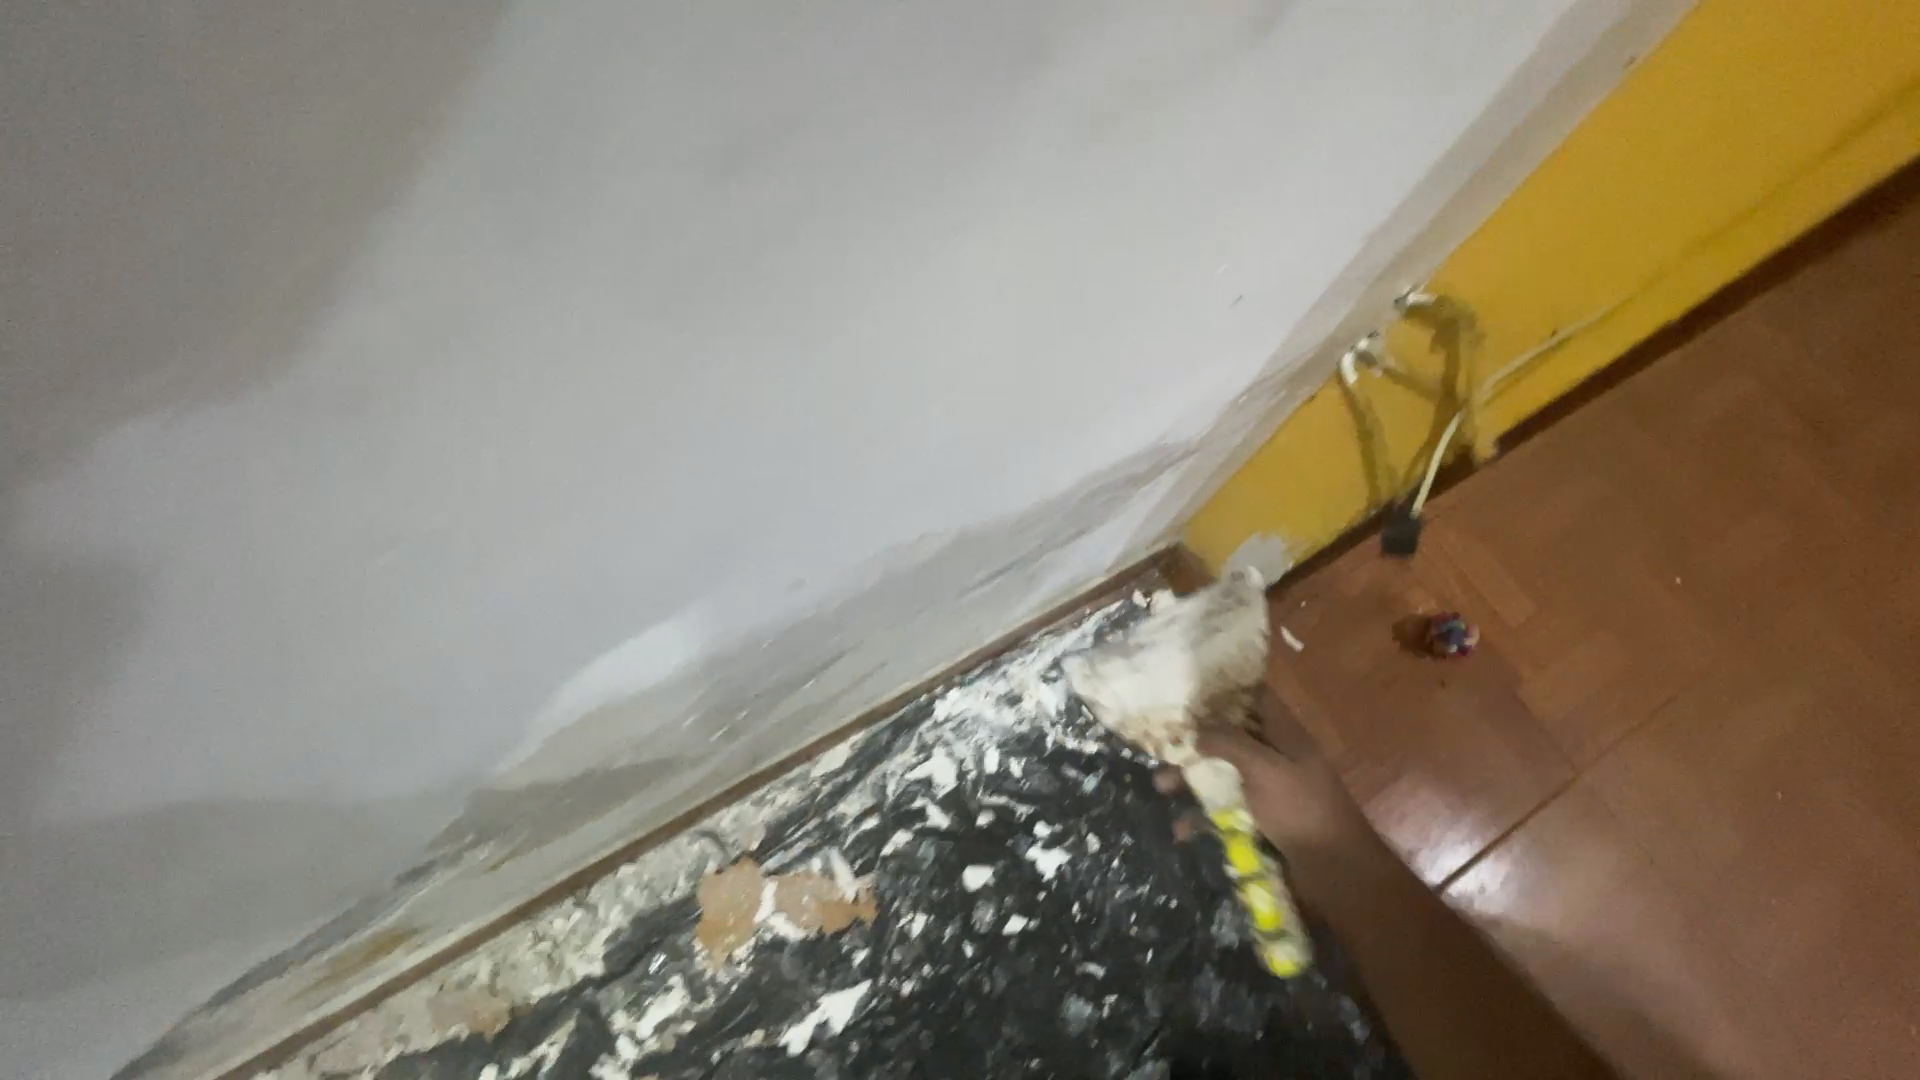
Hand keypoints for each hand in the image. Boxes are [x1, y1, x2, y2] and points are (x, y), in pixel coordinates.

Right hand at [1182, 688, 1394, 907]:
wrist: (1336, 871)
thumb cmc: (1302, 809)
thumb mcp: (1265, 768)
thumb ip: (1229, 743)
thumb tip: (1196, 729)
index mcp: (1284, 734)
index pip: (1255, 697)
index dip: (1225, 690)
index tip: (1189, 690)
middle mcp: (1276, 755)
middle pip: (1231, 736)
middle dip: (1197, 740)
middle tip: (1164, 743)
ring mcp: (1268, 787)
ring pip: (1224, 772)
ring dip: (1193, 779)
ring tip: (1162, 787)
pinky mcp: (1262, 817)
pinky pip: (1226, 807)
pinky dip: (1204, 814)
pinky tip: (1183, 829)